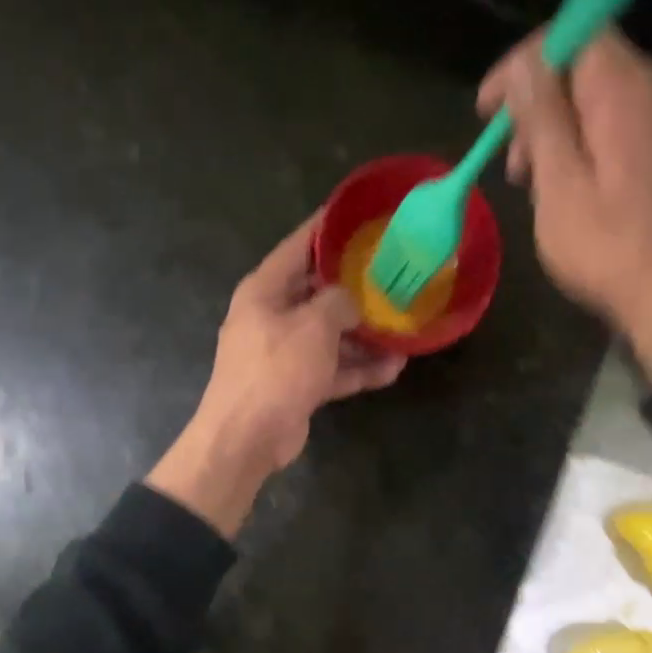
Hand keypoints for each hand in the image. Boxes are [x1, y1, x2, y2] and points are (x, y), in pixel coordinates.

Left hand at [147, 213, 408, 537]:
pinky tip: (394, 368)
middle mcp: (272, 317)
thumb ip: (338, 302)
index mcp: (264, 290)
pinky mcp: (297, 386)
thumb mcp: (313, 325)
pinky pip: (333, 370)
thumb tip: (352, 300)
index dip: (328, 228)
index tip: (359, 215)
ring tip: (404, 327)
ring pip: (330, 335)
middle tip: (395, 275)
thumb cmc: (276, 369)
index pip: (299, 246)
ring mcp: (285, 354)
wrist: (247, 437)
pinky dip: (359, 369)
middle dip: (355, 288)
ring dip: (365, 335)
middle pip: (318, 293)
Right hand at [478, 30, 651, 383]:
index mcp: (620, 91)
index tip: (488, 109)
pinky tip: (558, 187)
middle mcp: (646, 91)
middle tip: (506, 155)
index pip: (569, 37)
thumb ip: (541, 116)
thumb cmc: (604, 245)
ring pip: (592, 98)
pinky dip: (576, 144)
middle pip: (581, 65)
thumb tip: (524, 66)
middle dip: (534, 101)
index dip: (523, 64)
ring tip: (526, 179)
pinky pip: (609, 125)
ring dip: (551, 128)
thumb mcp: (558, 182)